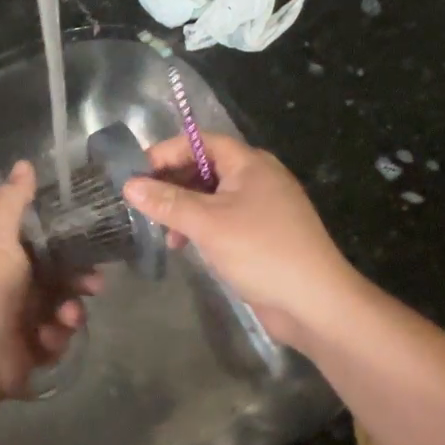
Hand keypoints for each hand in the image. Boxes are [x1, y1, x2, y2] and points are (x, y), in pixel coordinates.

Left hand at [0, 161, 99, 399]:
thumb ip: (12, 202)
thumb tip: (25, 164)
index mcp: (4, 252)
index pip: (46, 237)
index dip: (69, 236)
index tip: (92, 237)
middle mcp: (15, 281)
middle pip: (63, 273)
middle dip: (80, 279)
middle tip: (94, 285)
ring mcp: (24, 316)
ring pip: (66, 305)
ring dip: (71, 311)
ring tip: (65, 319)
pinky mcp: (33, 346)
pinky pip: (59, 336)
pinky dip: (57, 338)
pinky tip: (46, 340)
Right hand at [123, 135, 355, 344]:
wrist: (315, 302)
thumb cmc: (261, 251)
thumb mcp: (208, 224)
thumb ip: (167, 202)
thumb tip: (129, 185)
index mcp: (250, 163)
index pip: (200, 142)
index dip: (166, 152)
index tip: (135, 173)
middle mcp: (257, 178)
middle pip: (205, 167)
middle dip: (172, 183)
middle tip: (142, 202)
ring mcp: (262, 207)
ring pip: (212, 196)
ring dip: (184, 209)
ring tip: (163, 232)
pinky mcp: (262, 234)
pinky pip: (223, 219)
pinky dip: (201, 227)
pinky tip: (185, 247)